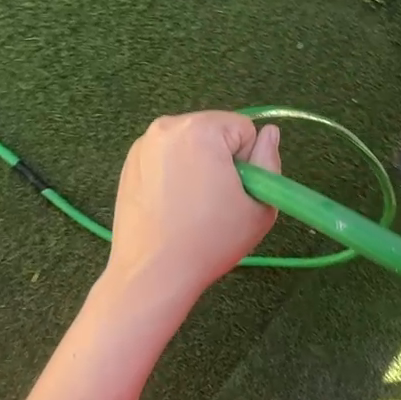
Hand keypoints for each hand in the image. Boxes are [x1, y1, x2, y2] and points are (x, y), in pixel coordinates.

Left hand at [101, 111, 280, 310]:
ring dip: (199, 163)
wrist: (152, 274)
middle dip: (222, 159)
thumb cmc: (210, 240)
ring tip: (192, 205)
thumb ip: (269, 161)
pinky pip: (169, 154)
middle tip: (214, 200)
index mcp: (201, 128)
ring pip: (192, 142)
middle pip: (216, 131)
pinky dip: (175, 170)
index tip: (234, 191)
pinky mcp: (130, 161)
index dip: (248, 162)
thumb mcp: (258, 205)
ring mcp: (145, 142)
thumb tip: (270, 131)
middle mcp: (169, 125)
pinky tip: (171, 203)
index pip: (245, 129)